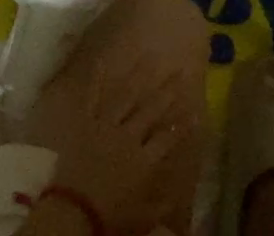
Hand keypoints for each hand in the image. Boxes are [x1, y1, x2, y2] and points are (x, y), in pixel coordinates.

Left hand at [34, 50, 202, 235]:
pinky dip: (97, 79)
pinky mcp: (84, 122)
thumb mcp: (145, 215)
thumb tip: (181, 202)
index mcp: (145, 160)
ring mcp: (105, 126)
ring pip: (125, 96)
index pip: (168, 138)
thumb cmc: (112, 215)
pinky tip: (102, 60)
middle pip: (150, 110)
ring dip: (138, 76)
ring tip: (149, 58)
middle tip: (178, 70)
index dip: (183, 124)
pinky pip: (91, 97)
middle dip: (166, 90)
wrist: (76, 207)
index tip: (196, 109)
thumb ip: (163, 204)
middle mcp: (128, 137)